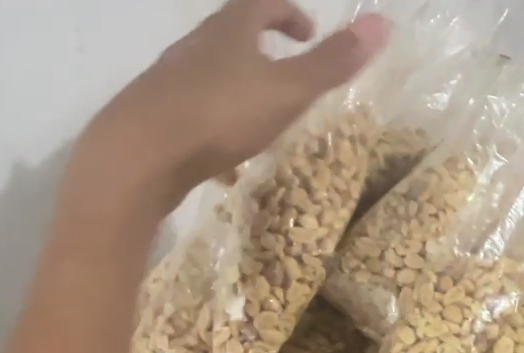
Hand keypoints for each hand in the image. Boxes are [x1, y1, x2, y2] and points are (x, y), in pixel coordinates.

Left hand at [53, 0, 388, 251]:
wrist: (140, 154)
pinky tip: (225, 165)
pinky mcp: (157, 119)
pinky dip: (216, 130)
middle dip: (261, 49)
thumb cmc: (219, 115)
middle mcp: (197, 46)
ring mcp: (172, 82)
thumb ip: (331, 63)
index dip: (289, 14)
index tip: (308, 33)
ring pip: (212, 76)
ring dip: (237, 90)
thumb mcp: (286, 91)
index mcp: (230, 29)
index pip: (263, 5)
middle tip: (285, 70)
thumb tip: (383, 23)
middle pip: (232, 36)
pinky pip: (195, 116)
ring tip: (259, 120)